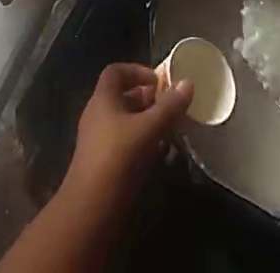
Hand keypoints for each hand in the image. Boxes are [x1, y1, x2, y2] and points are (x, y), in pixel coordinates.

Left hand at [65, 63, 193, 204]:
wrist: (91, 209)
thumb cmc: (118, 158)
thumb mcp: (148, 129)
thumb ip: (169, 106)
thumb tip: (188, 83)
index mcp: (103, 99)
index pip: (115, 71)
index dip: (137, 70)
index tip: (160, 81)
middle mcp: (98, 115)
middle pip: (123, 96)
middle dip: (149, 98)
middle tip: (172, 105)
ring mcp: (99, 140)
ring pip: (127, 121)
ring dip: (148, 122)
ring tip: (172, 129)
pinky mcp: (104, 163)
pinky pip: (126, 142)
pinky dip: (143, 142)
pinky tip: (161, 154)